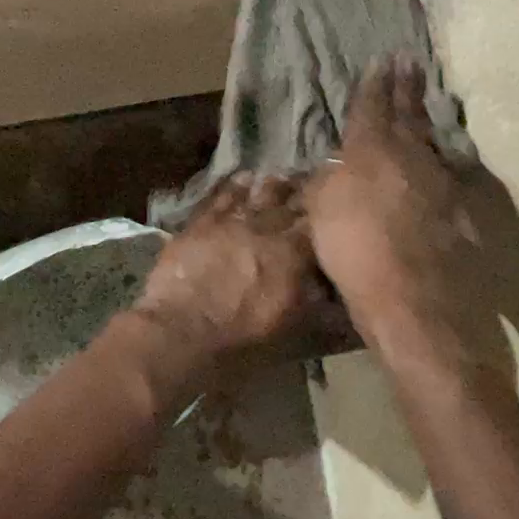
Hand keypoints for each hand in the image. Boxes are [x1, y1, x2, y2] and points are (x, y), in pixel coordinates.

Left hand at [133, 175, 350, 381]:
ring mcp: (232, 221)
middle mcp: (267, 230)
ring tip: (282, 178)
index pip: (319, 226)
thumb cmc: (239, 342)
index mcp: (294, 256)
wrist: (180, 333)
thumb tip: (331, 290)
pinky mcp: (201, 222)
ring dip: (273, 186)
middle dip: (304, 195)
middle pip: (291, 203)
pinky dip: (235, 185)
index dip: (328, 217)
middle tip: (313, 188)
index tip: (337, 210)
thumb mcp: (291, 332)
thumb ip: (315, 305)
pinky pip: (222, 195)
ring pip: (259, 193)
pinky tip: (243, 177)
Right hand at [304, 56, 492, 376]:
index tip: (382, 59)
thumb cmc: (354, 251)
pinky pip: (447, 174)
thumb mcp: (319, 210)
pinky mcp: (464, 213)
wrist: (416, 302)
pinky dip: (440, 161)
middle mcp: (412, 157)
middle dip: (407, 87)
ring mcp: (444, 184)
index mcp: (371, 151)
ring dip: (426, 120)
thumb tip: (332, 168)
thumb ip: (326, 182)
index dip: (374, 83)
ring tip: (424, 104)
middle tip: (411, 62)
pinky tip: (439, 164)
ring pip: (433, 141)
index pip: (371, 106)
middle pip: (409, 114)